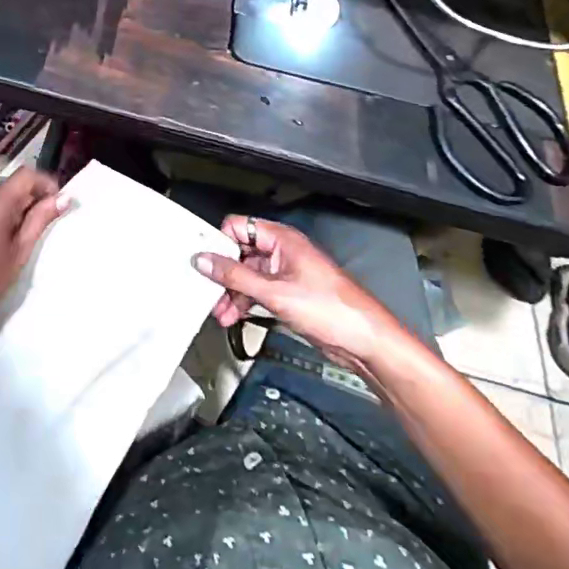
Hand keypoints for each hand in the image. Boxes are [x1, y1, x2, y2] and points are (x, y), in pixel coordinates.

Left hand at [0, 167, 67, 344]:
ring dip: (15, 207)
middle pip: (11, 184)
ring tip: (23, 237)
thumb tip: (64, 198)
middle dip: (31, 198)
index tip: (59, 204)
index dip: (46, 184)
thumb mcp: (19, 251)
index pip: (27, 175)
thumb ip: (40, 220)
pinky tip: (2, 240)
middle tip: (44, 224)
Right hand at [194, 215, 407, 368]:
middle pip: (239, 253)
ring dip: (231, 293)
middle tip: (209, 291)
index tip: (204, 262)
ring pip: (246, 275)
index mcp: (281, 239)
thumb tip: (205, 261)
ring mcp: (285, 273)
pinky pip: (256, 291)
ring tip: (220, 312)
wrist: (364, 340)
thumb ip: (234, 276)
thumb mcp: (274, 292)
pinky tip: (234, 316)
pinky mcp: (287, 293)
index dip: (219, 243)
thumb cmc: (333, 310)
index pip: (237, 227)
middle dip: (223, 274)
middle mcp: (282, 251)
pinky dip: (243, 302)